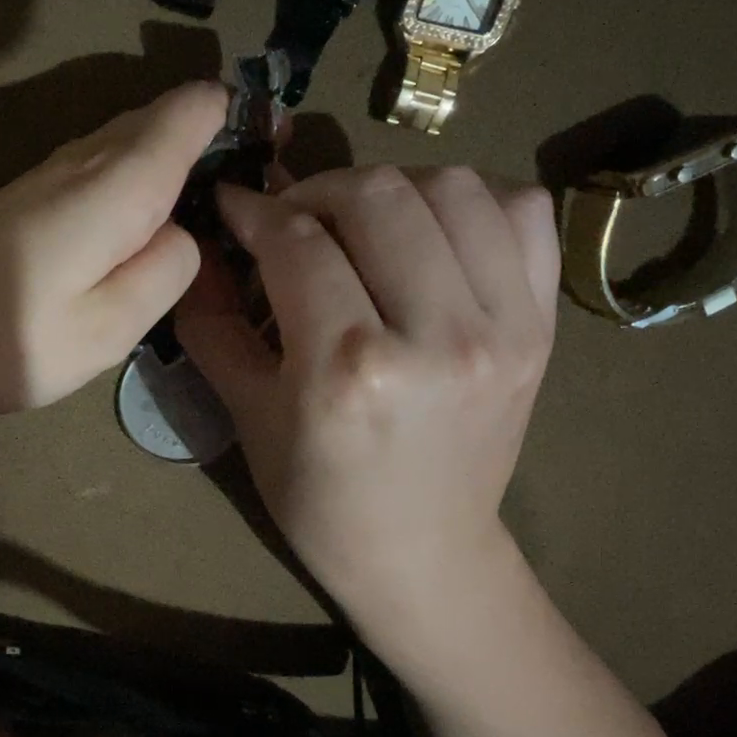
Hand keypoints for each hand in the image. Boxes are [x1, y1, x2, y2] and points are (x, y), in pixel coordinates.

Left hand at [0, 83, 227, 416]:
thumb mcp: (104, 330)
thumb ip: (164, 274)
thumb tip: (186, 235)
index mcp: (113, 185)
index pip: (191, 112)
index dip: (238, 120)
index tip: (269, 160)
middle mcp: (79, 161)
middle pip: (160, 121)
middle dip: (208, 145)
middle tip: (245, 203)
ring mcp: (43, 177)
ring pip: (125, 145)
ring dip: (168, 167)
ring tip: (199, 221)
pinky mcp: (22, 202)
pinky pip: (95, 172)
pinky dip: (129, 188)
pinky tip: (132, 235)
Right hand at [175, 165, 560, 604]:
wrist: (418, 550)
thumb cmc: (317, 495)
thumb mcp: (247, 415)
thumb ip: (214, 325)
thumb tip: (194, 252)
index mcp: (347, 368)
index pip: (297, 244)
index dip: (254, 211)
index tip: (232, 205)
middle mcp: (434, 335)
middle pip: (376, 197)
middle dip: (316, 190)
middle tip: (292, 217)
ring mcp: (502, 327)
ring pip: (451, 188)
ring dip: (389, 187)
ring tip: (358, 220)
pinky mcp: (542, 326)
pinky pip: (522, 214)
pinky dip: (471, 199)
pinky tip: (430, 230)